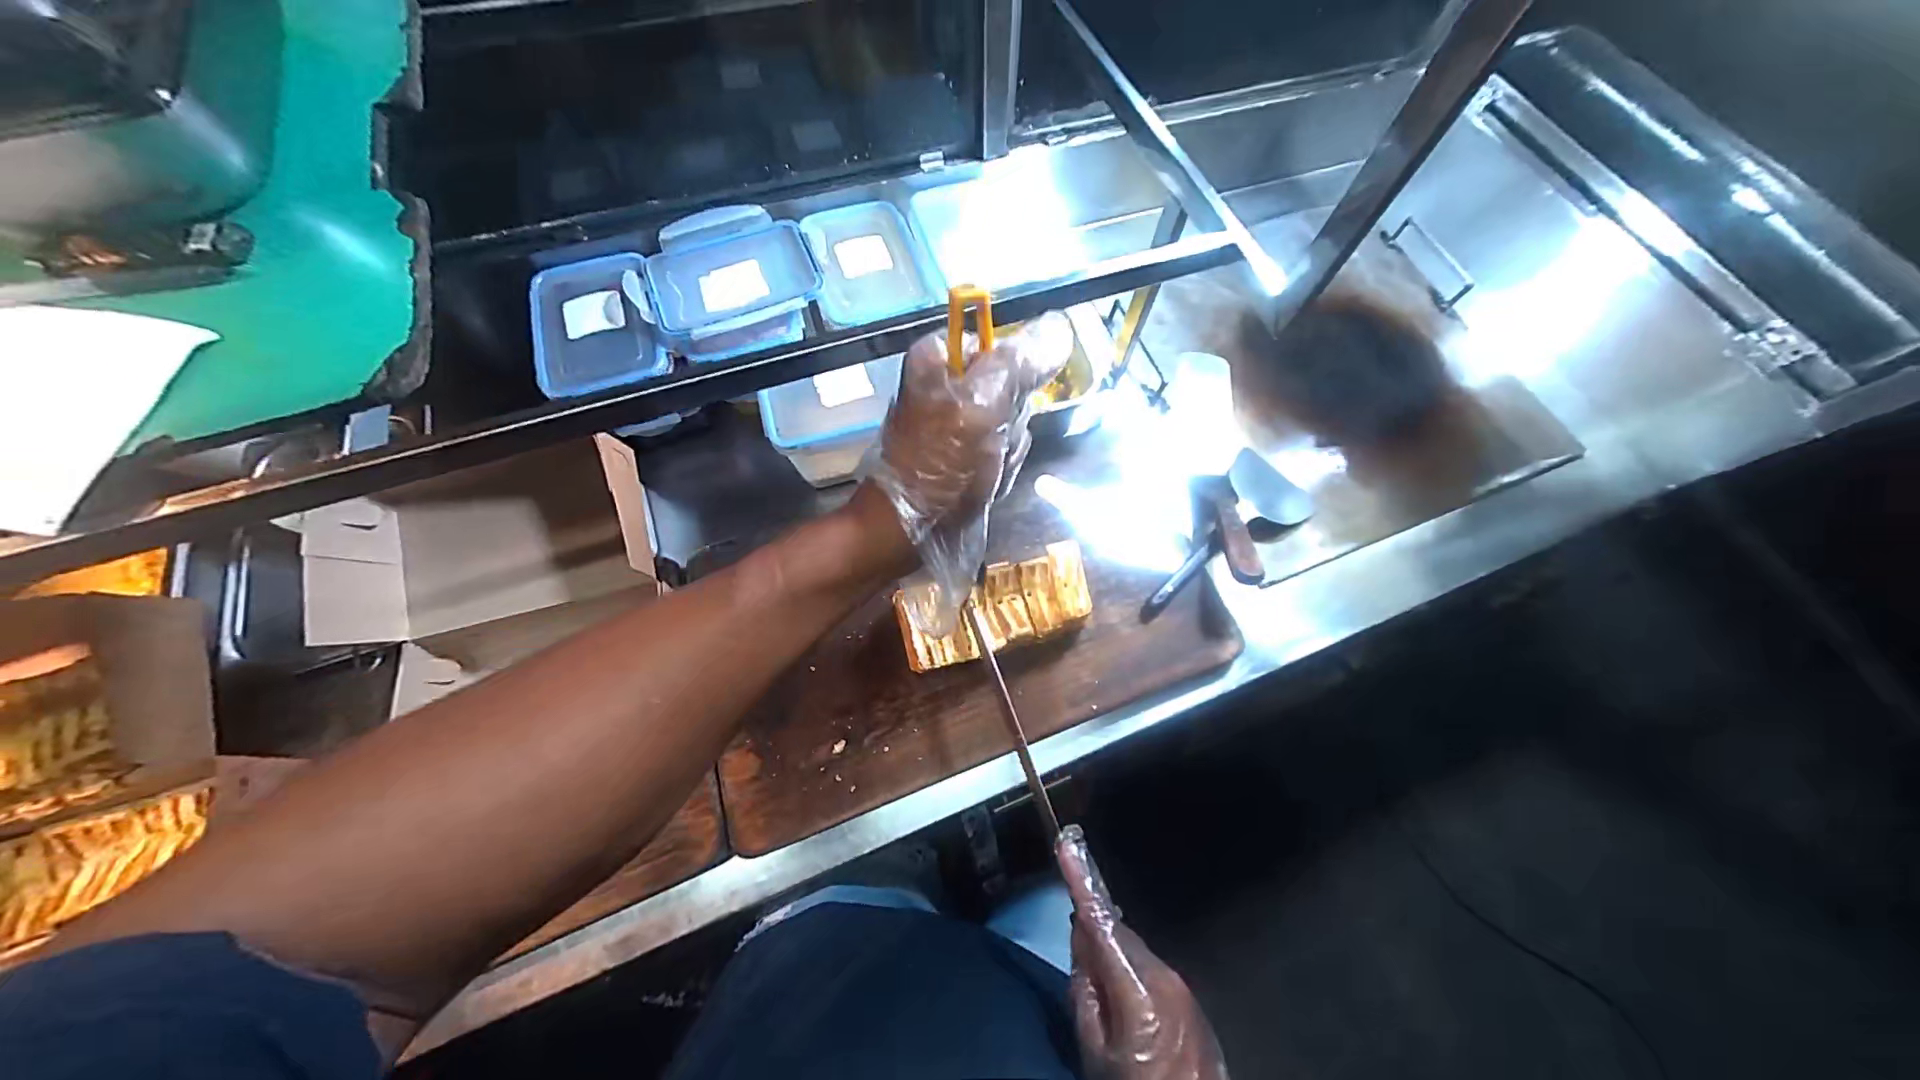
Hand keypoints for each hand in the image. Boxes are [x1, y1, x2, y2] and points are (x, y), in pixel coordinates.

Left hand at [866, 312, 1072, 633]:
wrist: (908, 529)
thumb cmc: (940, 463)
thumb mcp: (983, 404)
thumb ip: (1020, 362)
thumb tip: (1059, 325)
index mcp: (938, 358)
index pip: (999, 344)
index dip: (1013, 373)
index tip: (1010, 399)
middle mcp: (945, 385)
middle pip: (1011, 387)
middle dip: (1010, 420)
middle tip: (992, 442)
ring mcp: (955, 423)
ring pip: (1011, 423)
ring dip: (1007, 449)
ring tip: (985, 468)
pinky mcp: (964, 453)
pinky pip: (1002, 451)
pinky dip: (999, 469)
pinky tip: (984, 483)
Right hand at [1057, 828, 1229, 1079]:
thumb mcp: (1095, 1051)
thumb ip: (1084, 990)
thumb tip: (1081, 943)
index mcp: (1136, 986)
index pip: (1100, 920)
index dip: (1081, 880)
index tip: (1068, 845)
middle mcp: (1163, 973)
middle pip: (1115, 933)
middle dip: (1092, 936)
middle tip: (1079, 965)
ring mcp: (1180, 983)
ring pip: (1132, 950)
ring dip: (1112, 958)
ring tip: (1105, 1000)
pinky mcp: (1188, 995)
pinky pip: (1148, 967)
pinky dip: (1129, 972)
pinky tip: (1126, 1006)